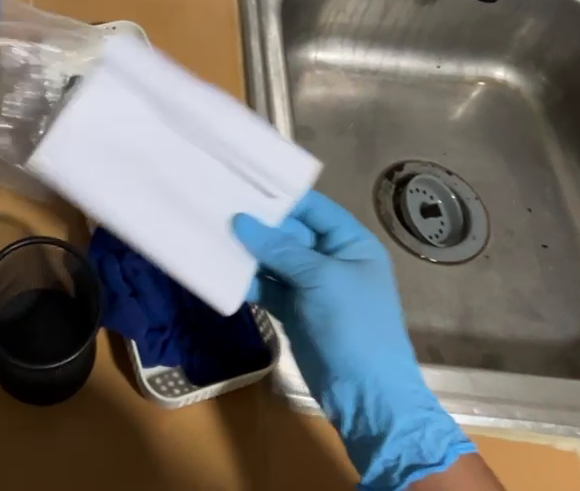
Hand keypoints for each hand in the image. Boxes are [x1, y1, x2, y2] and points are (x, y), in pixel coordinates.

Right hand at [234, 191, 474, 489]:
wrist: (367, 397)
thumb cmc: (355, 327)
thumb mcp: (320, 280)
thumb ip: (279, 249)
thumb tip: (239, 220)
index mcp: (350, 243)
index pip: (312, 207)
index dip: (280, 195)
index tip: (242, 182)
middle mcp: (330, 258)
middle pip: (289, 231)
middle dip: (257, 223)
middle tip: (218, 206)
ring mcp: (311, 285)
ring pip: (274, 258)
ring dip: (248, 251)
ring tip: (212, 234)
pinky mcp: (293, 309)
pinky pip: (267, 286)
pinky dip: (248, 281)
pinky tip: (222, 273)